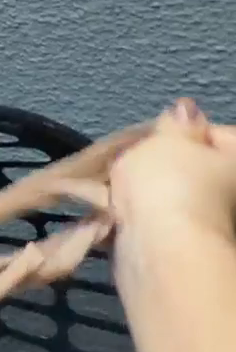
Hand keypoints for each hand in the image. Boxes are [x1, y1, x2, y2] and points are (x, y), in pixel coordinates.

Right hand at [109, 100, 235, 240]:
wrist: (164, 242)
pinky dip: (153, 206)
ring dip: (156, 184)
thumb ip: (176, 123)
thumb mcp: (166, 141)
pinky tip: (131, 207)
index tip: (149, 139)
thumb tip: (187, 109)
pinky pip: (171, 209)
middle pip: (199, 161)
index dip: (178, 131)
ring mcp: (221, 212)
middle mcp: (235, 185)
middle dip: (167, 159)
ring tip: (125, 186)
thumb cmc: (168, 183)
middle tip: (134, 161)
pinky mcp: (196, 232)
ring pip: (182, 186)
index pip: (215, 131)